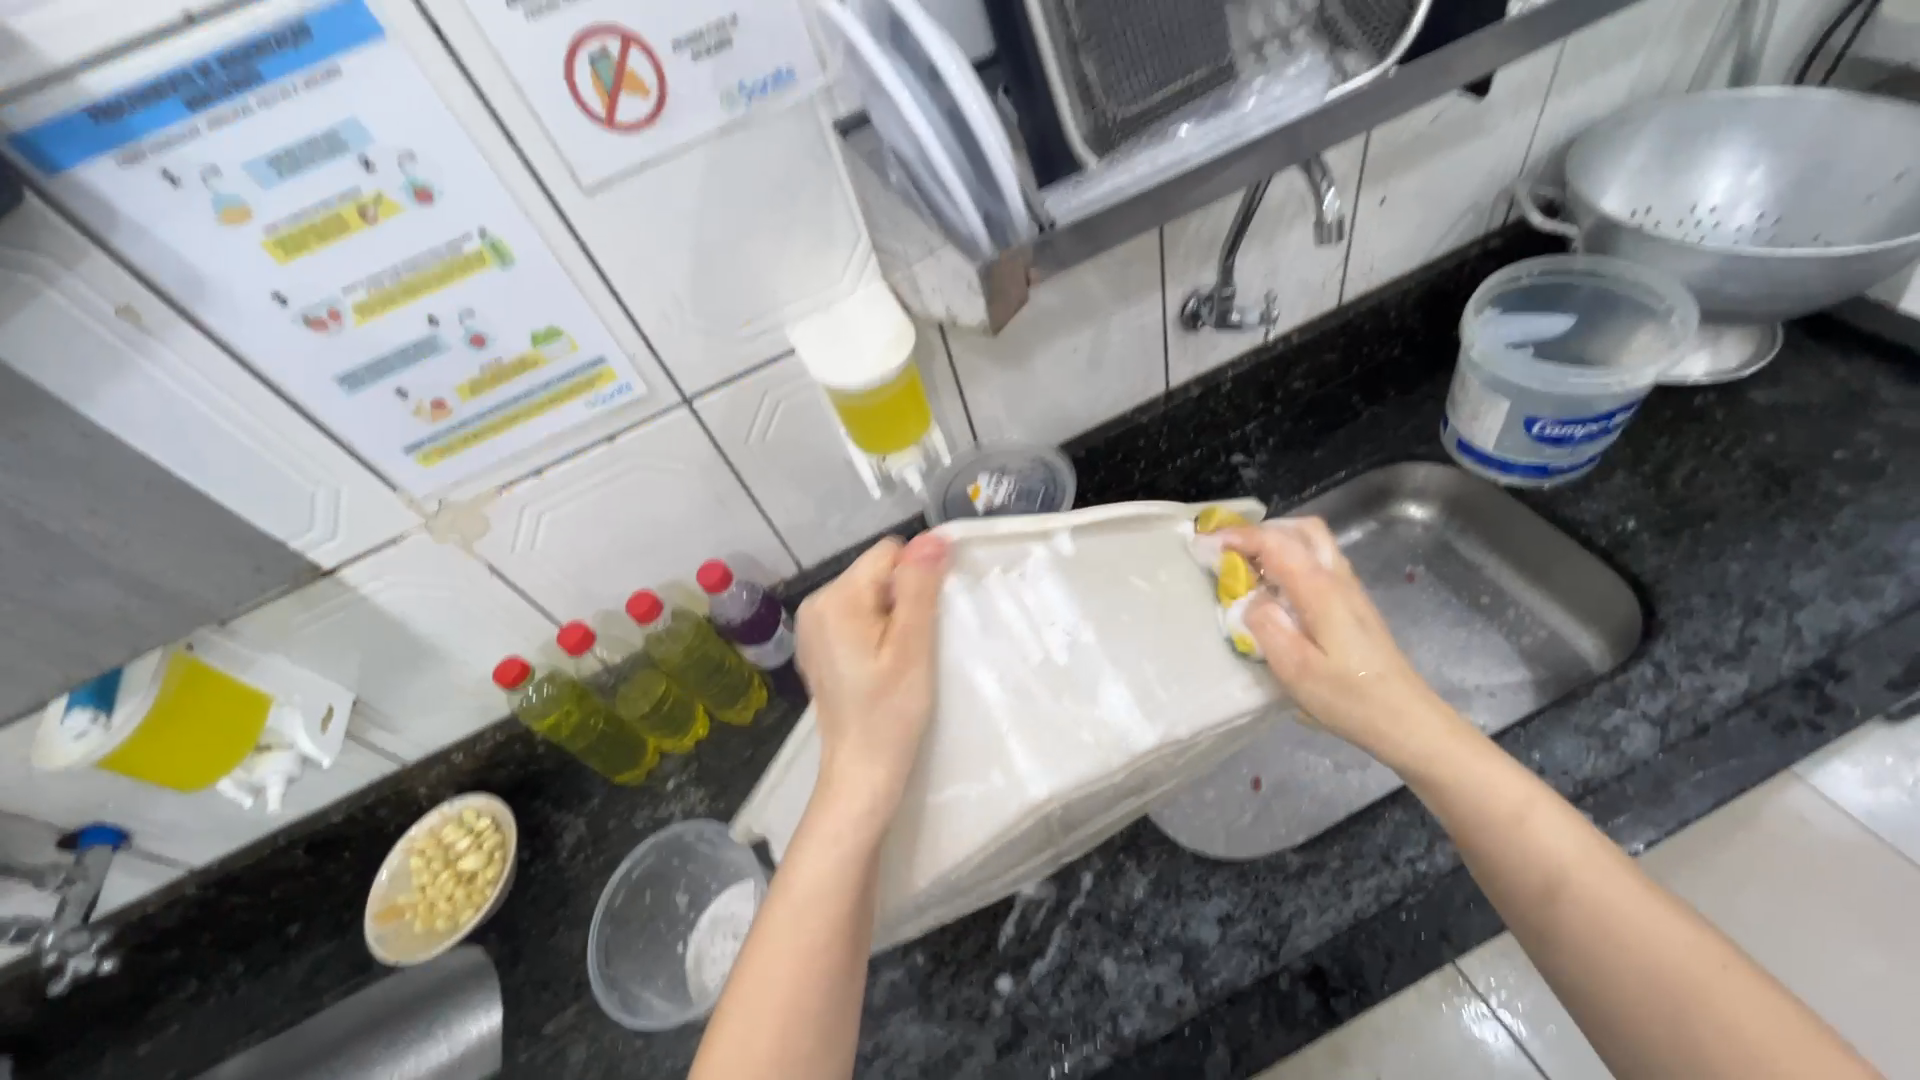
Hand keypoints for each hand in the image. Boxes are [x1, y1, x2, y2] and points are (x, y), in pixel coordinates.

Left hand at [795, 532, 951, 825]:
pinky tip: (881, 665)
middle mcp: (816, 602)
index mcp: (835, 598)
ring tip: (896, 660)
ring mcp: (813, 624)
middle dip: (902, 600)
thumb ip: (920, 588)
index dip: (916, 582)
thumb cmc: (891, 712)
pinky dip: (877, 631)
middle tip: (909, 649)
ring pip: (871, 592)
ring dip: (893, 616)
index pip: (890, 553)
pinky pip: (858, 614)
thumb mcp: (913, 647)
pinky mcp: (819, 643)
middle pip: (878, 572)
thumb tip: (935, 538)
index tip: (920, 626)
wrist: (861, 770)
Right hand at [1219, 518, 1460, 758]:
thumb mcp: (1294, 667)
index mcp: (1320, 589)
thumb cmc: (1348, 697)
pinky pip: (1318, 563)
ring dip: (1277, 543)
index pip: (1275, 543)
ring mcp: (1350, 590)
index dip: (1237, 537)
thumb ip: (1264, 625)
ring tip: (1246, 566)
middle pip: (1301, 529)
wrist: (1404, 719)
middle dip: (1261, 530)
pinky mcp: (1353, 606)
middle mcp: (1337, 579)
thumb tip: (1249, 600)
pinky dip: (1290, 560)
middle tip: (1229, 549)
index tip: (1204, 544)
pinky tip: (1275, 590)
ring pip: (1313, 544)